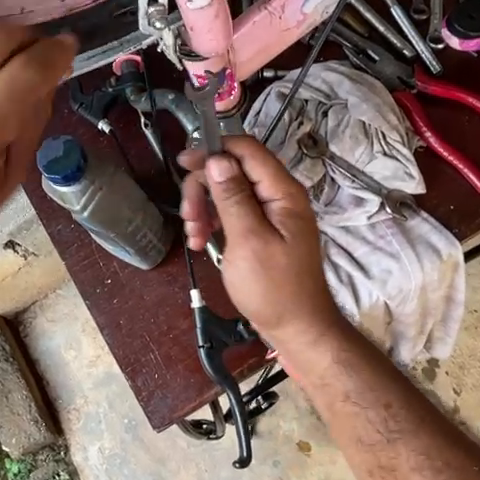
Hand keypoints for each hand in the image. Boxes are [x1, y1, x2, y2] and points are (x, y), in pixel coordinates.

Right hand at [178, 137, 342, 345]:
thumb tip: (217, 159)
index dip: (214, 150)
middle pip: (232, 169)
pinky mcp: (260, 230)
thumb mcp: (248, 241)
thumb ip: (233, 197)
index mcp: (282, 192)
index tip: (183, 165)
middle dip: (204, 188)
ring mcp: (270, 213)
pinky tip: (201, 242)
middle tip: (189, 218)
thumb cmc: (274, 289)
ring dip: (204, 208)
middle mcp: (278, 196)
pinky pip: (232, 212)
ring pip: (227, 191)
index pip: (247, 149)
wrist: (296, 329)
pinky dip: (213, 223)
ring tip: (194, 237)